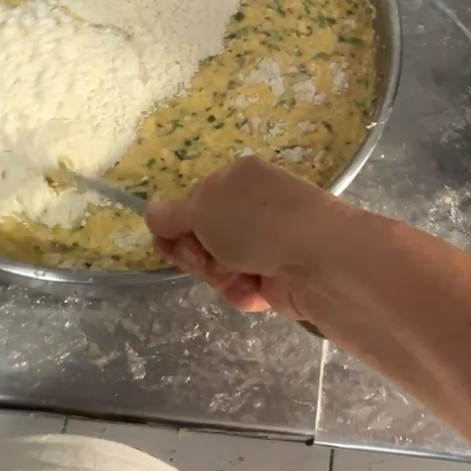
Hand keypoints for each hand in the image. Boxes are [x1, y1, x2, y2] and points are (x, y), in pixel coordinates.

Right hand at [145, 156, 368, 318]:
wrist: (320, 260)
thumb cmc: (258, 222)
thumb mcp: (202, 207)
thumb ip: (171, 214)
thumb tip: (150, 212)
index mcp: (238, 179)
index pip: (191, 203)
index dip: (175, 226)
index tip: (169, 240)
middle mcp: (253, 208)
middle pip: (201, 238)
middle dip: (197, 254)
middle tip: (208, 257)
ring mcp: (267, 243)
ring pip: (219, 267)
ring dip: (220, 274)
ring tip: (240, 272)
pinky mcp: (277, 276)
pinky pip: (242, 287)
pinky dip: (243, 291)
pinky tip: (258, 288)